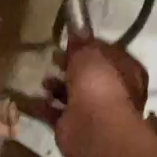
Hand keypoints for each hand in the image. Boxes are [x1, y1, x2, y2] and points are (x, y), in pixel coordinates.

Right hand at [52, 39, 149, 156]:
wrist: (93, 128)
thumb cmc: (98, 83)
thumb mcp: (89, 52)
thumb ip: (82, 42)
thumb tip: (77, 29)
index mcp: (128, 72)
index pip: (110, 54)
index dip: (90, 47)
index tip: (71, 41)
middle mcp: (115, 93)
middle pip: (90, 76)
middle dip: (70, 67)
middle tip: (54, 58)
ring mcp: (95, 112)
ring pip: (73, 95)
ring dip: (56, 87)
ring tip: (44, 81)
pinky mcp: (75, 127)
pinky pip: (55, 113)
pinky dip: (42, 106)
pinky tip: (28, 98)